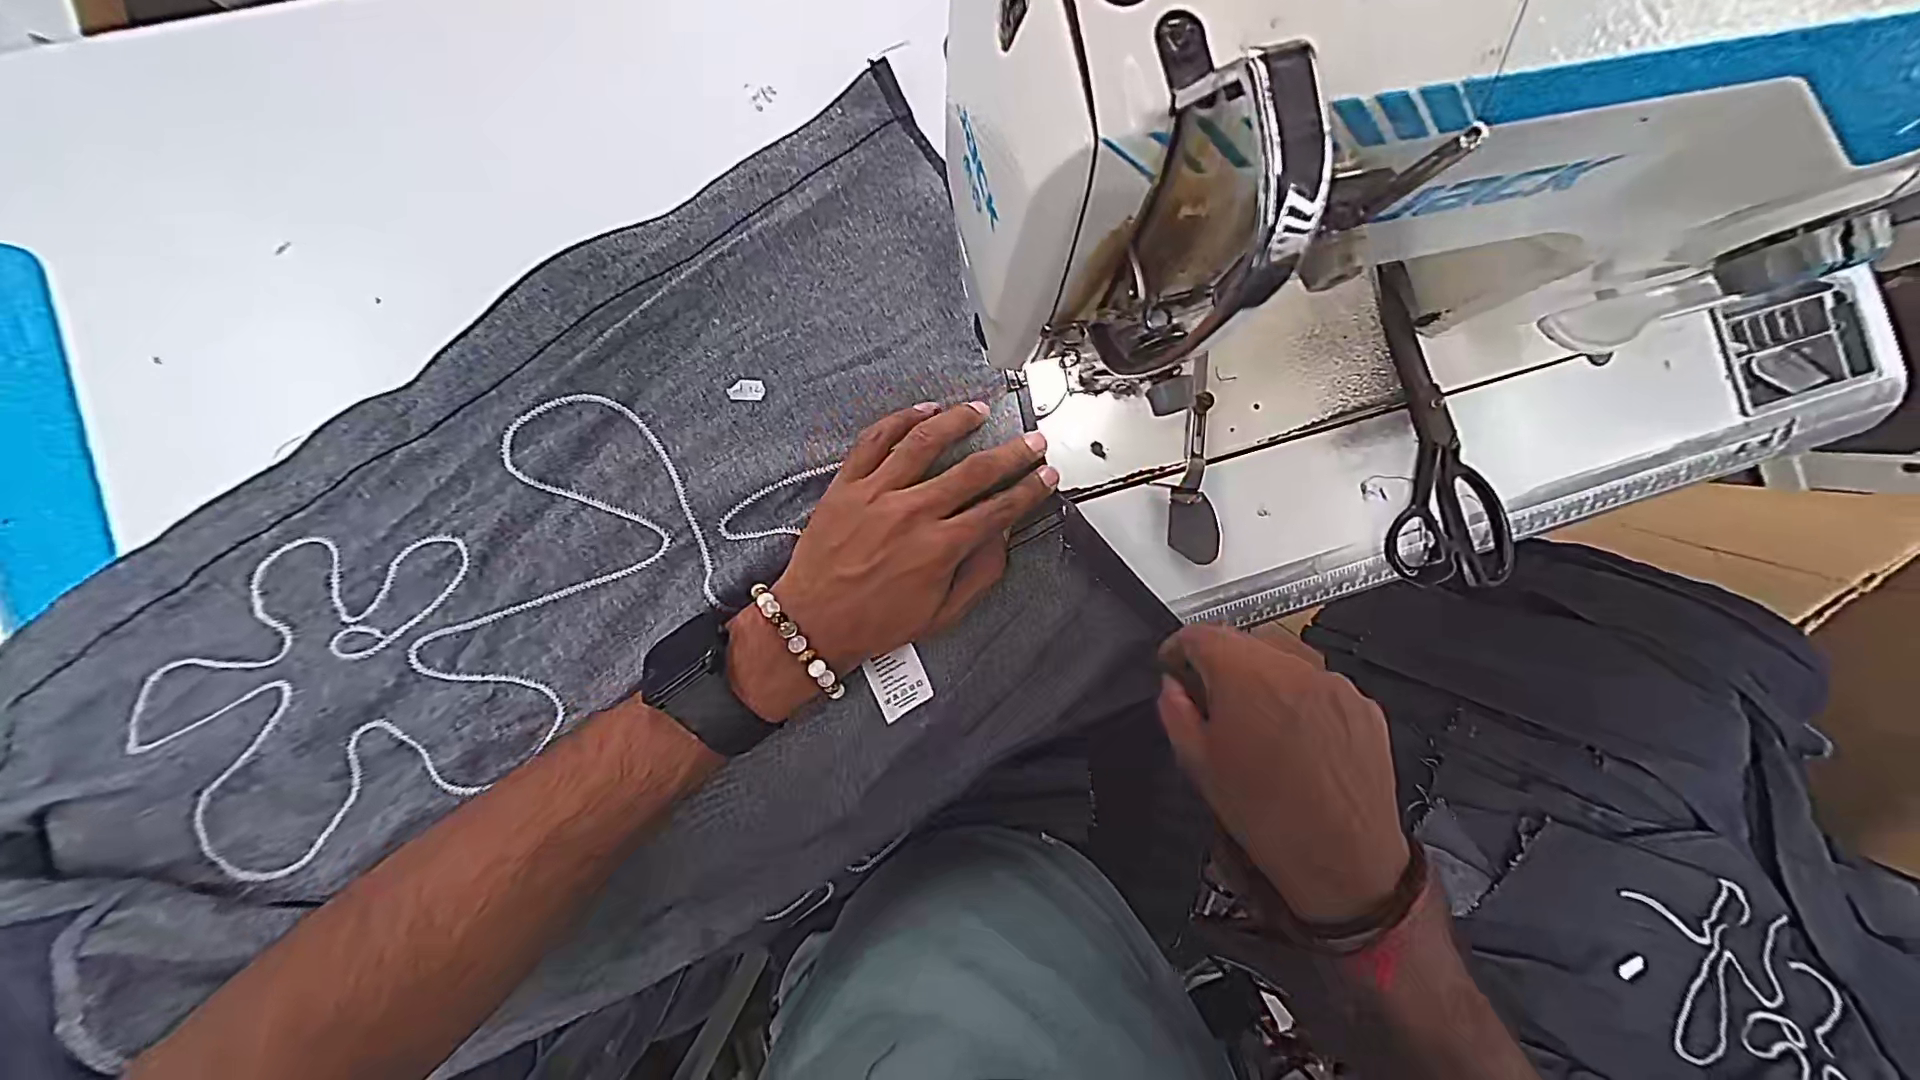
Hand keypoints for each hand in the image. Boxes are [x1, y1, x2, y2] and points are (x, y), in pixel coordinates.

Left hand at [727, 401, 1057, 720]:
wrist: (814, 622)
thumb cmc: (873, 621)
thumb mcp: (941, 614)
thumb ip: (979, 574)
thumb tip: (1001, 539)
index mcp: (939, 547)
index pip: (999, 507)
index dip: (1030, 489)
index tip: (1043, 477)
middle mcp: (912, 514)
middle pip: (975, 470)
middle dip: (1012, 453)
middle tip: (1030, 443)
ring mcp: (877, 495)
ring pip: (926, 442)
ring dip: (959, 421)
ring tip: (978, 411)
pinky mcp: (848, 486)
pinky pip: (876, 441)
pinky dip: (901, 420)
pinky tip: (922, 411)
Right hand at [1156, 624, 1410, 922]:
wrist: (1344, 860)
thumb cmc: (1269, 816)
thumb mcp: (1198, 764)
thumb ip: (1174, 711)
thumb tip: (1172, 688)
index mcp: (1244, 676)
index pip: (1200, 634)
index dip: (1177, 648)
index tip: (1173, 663)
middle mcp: (1292, 668)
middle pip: (1242, 641)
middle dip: (1218, 662)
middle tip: (1208, 696)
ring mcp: (1332, 684)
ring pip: (1281, 659)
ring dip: (1260, 676)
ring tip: (1254, 722)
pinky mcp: (1361, 705)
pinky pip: (1316, 683)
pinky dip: (1297, 696)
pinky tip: (1291, 735)